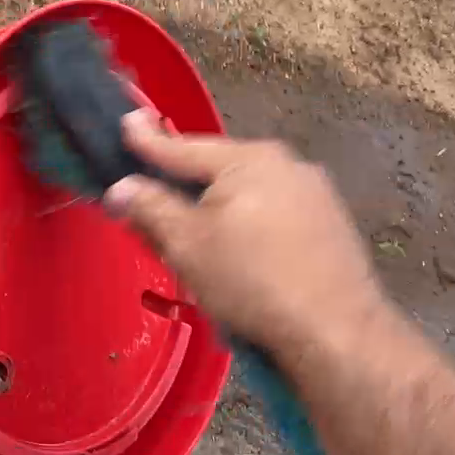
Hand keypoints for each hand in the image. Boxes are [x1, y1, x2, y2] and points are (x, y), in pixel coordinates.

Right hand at [103, 111, 392, 356]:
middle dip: (180, 187)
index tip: (125, 123)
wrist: (334, 331)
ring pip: (243, 194)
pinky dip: (242, 227)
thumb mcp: (186, 243)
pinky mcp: (328, 226)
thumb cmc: (249, 280)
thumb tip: (120, 187)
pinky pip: (269, 214)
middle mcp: (287, 165)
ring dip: (211, 211)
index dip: (147, 141)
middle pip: (215, 172)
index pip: (183, 147)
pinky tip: (235, 257)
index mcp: (249, 160)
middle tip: (147, 207)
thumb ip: (149, 208)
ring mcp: (314, 194)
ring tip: (190, 242)